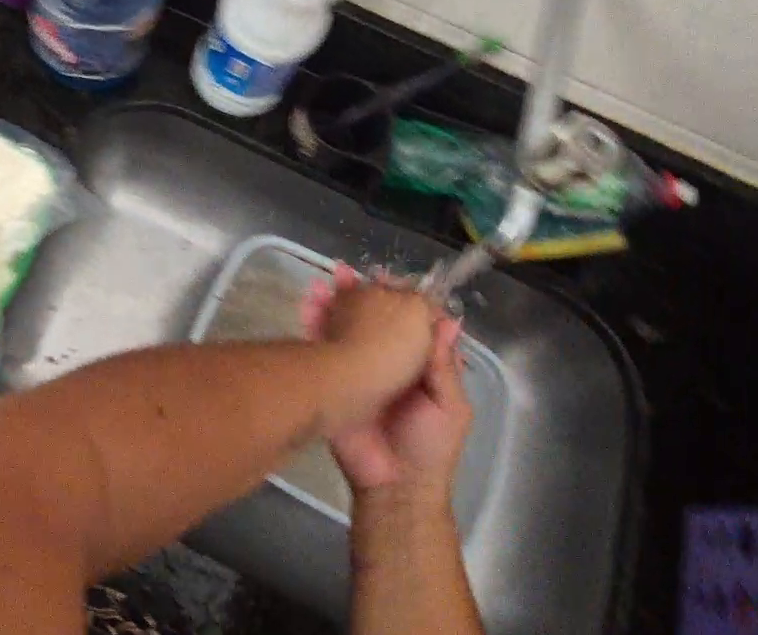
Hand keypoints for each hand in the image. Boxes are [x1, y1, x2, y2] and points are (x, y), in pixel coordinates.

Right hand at [303, 264, 474, 494]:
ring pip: (342, 325)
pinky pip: (318, 345)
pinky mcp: (329, 379)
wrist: (394, 485)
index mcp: (414, 362)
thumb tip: (448, 319)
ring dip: (333, 300)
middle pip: (369, 317)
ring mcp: (353, 368)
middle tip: (348, 271)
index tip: (388, 277)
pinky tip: (307, 299)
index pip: (405, 321)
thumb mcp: (450, 404)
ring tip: (327, 277)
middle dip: (358, 292)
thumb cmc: (430, 445)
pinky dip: (311, 321)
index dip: (397, 297)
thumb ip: (443, 363)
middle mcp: (382, 359)